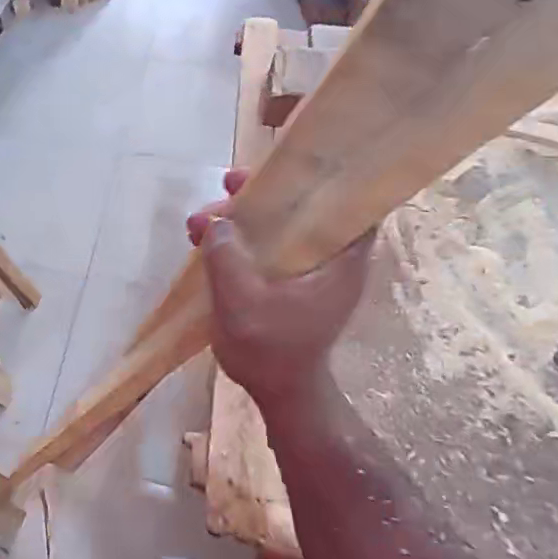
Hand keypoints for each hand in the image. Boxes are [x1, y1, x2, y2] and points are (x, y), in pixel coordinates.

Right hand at [186, 169, 375, 408]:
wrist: (281, 395)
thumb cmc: (271, 351)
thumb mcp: (241, 303)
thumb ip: (227, 258)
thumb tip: (217, 222)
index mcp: (342, 259)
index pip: (356, 201)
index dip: (330, 176)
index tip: (292, 163)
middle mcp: (335, 259)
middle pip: (307, 207)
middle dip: (264, 195)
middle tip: (224, 190)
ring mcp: (316, 271)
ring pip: (286, 226)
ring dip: (247, 218)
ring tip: (202, 222)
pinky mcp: (296, 283)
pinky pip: (276, 246)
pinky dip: (249, 239)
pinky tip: (212, 242)